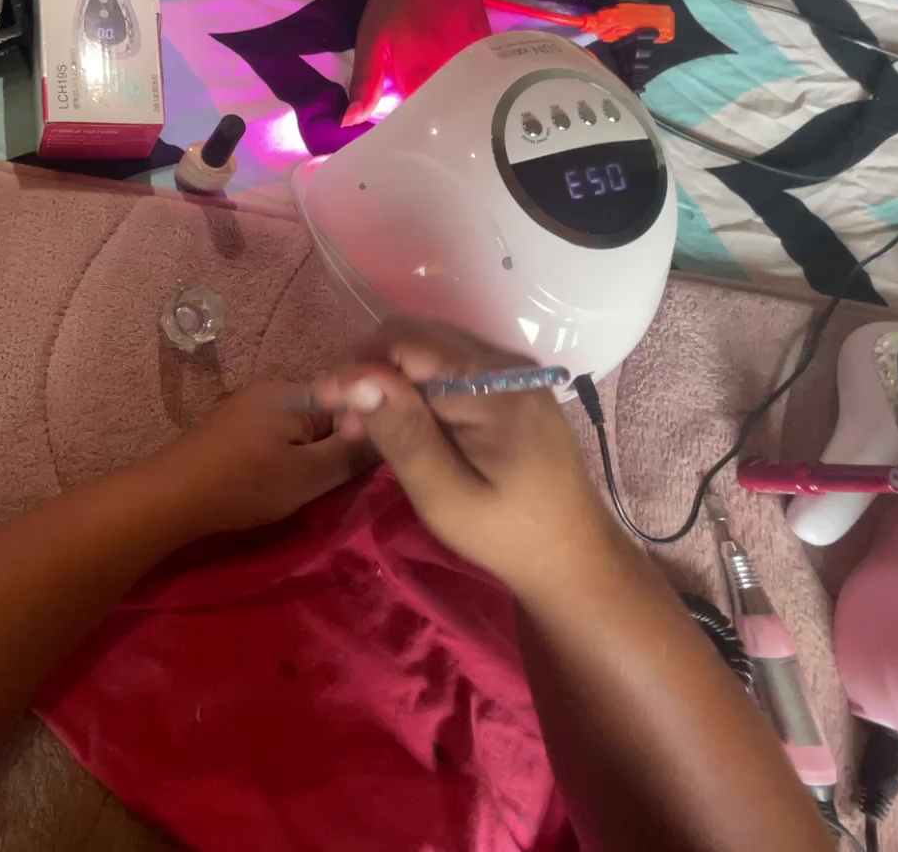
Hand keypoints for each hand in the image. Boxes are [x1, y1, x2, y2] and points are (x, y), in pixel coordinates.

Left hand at [137, 382, 371, 537]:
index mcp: (293, 392)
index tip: (382, 460)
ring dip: (315, 451)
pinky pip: (279, 433)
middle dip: (341, 441)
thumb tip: (391, 424)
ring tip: (319, 482)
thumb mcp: (308, 476)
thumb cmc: (244, 485)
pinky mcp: (235, 426)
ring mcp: (250, 405)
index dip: (371, 429)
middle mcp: (272, 389)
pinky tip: (286, 477)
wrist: (171, 496)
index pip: (354, 398)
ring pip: (303, 425)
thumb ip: (351, 452)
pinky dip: (290, 454)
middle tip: (350, 479)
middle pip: (327, 411)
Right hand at [308, 321, 626, 595]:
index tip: (323, 402)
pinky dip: (410, 386)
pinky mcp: (507, 387)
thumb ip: (402, 432)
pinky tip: (399, 423)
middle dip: (368, 370)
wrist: (574, 561)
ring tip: (364, 426)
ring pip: (425, 348)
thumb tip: (354, 377)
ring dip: (386, 377)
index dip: (356, 366)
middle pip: (414, 337)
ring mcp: (508, 373)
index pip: (404, 343)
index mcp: (494, 386)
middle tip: (344, 421)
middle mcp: (504, 363)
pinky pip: (444, 366)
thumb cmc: (507, 535)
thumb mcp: (444, 494)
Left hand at [342, 0, 491, 126]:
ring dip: (431, 110)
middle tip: (395, 133)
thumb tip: (350, 123)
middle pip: (432, 120)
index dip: (394, 135)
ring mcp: (471, 74)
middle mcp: (452, 85)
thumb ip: (364, 83)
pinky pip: (462, 88)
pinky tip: (433, 91)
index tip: (381, 143)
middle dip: (414, 127)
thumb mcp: (373, 39)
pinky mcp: (481, 62)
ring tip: (412, 115)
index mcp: (422, 84)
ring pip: (448, 105)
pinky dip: (448, 93)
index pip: (408, 127)